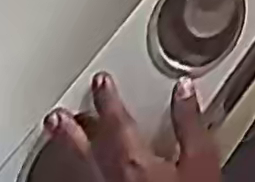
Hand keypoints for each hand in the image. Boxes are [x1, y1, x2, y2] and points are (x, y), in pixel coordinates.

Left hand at [29, 72, 220, 181]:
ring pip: (83, 175)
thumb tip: (183, 88)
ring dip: (69, 156)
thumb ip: (190, 121)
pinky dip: (78, 180)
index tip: (99, 82)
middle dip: (72, 133)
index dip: (108, 99)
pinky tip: (74, 177)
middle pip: (88, 154)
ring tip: (54, 142)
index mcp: (136, 164)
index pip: (117, 124)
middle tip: (56, 116)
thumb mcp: (201, 156)